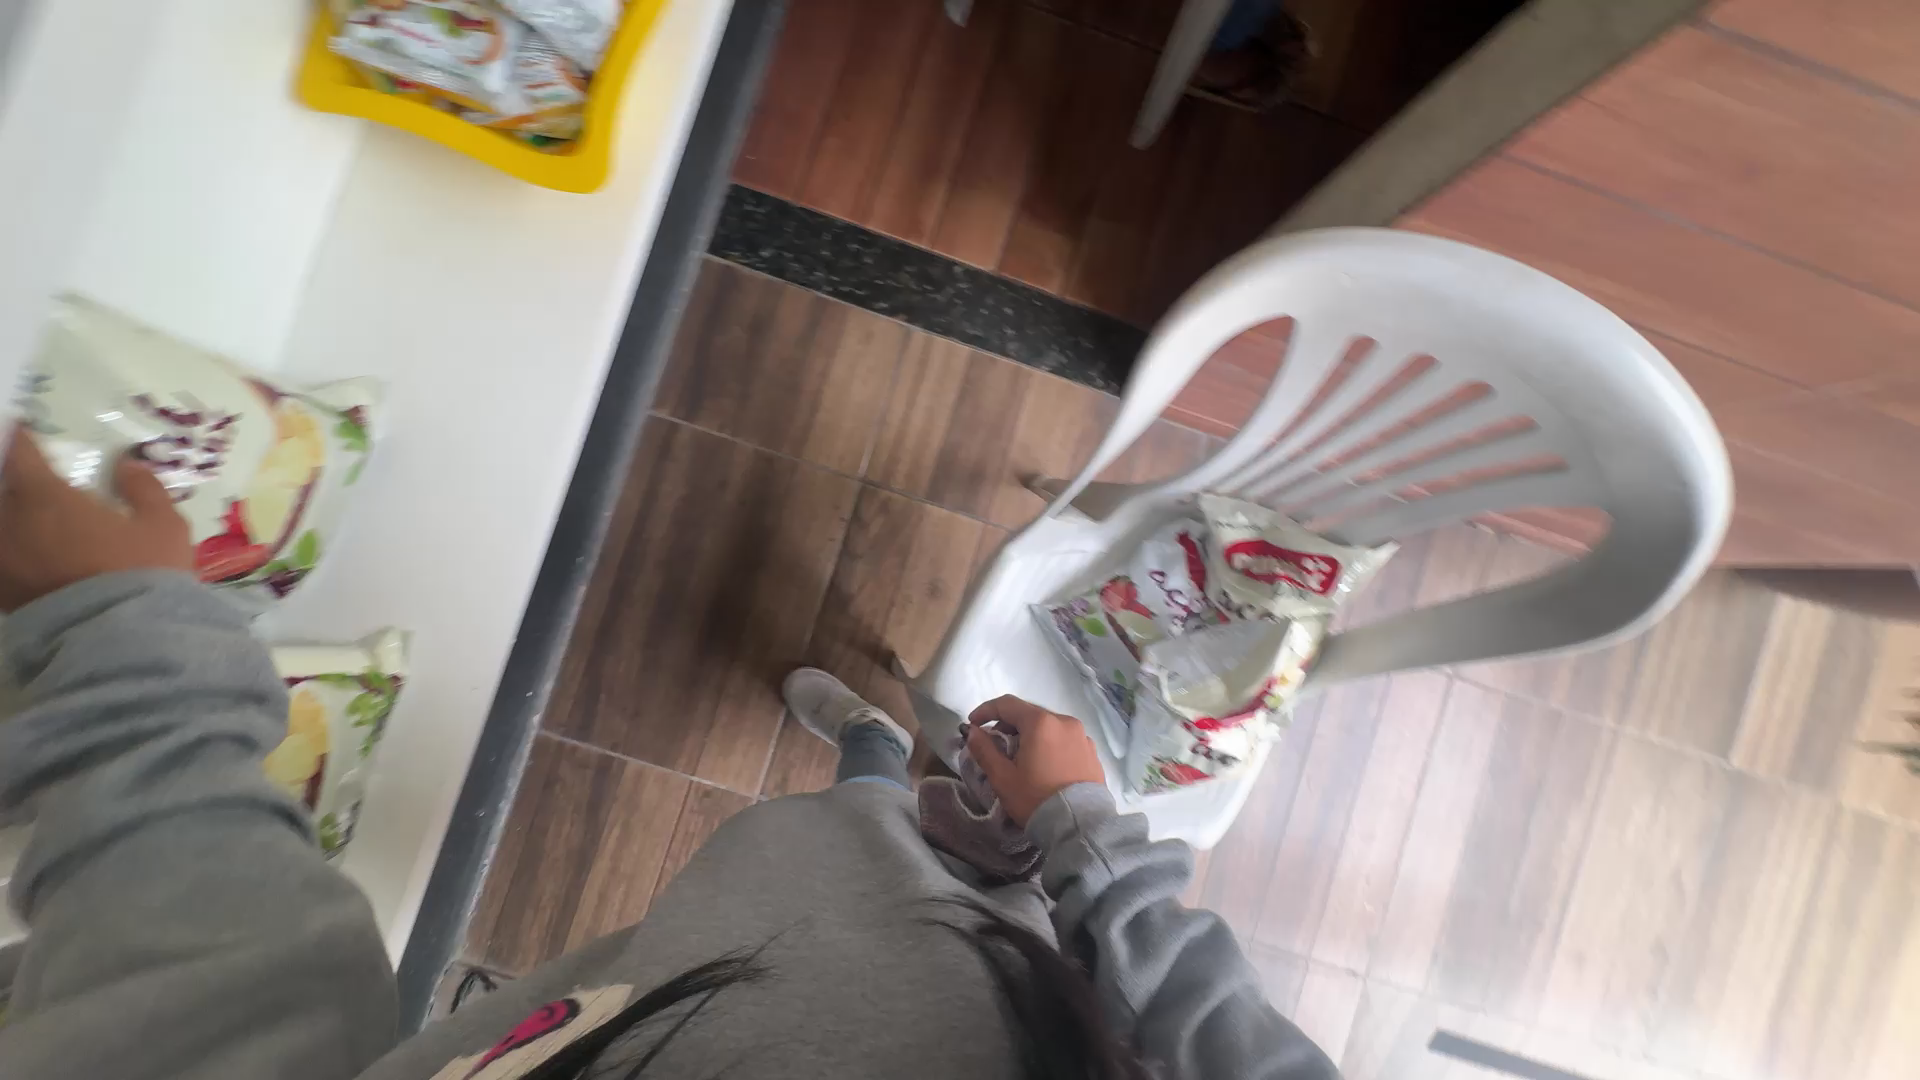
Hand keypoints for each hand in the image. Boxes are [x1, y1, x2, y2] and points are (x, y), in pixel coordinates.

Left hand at [0, 427, 192, 611]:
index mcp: (47, 498)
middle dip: (8, 481)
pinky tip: (19, 552)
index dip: (23, 441)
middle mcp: (7, 519)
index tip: (21, 427)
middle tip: (22, 479)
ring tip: (21, 516)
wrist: (118, 627)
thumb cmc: (144, 566)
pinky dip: (6, 549)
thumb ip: (145, 490)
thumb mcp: (164, 525)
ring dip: (8, 515)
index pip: (23, 457)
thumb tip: (129, 463)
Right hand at [965, 695, 1105, 825]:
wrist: (1080, 827)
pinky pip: (1064, 739)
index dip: (985, 711)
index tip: (972, 724)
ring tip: (1019, 757)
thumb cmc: (1036, 800)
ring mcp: (1082, 736)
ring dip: (1029, 735)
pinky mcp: (1092, 752)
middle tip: (994, 744)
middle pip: (1028, 713)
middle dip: (1007, 724)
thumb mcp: (1003, 777)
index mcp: (1041, 722)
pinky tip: (1043, 765)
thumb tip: (971, 731)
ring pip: (1048, 726)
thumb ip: (984, 749)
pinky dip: (1048, 744)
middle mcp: (1064, 721)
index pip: (1007, 704)